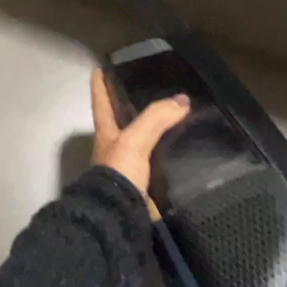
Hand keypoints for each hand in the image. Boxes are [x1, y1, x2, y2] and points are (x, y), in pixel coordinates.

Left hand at [90, 69, 190, 218]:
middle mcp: (115, 150)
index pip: (101, 104)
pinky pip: (160, 167)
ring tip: (181, 120)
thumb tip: (182, 100)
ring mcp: (129, 170)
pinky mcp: (146, 187)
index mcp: (106, 134)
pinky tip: (187, 154)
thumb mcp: (134, 140)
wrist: (119, 218)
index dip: (100, 86)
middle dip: (133, 109)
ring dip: (158, 134)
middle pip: (123, 123)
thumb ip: (155, 119)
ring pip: (144, 145)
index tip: (98, 68)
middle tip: (154, 91)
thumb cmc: (118, 173)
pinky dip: (171, 158)